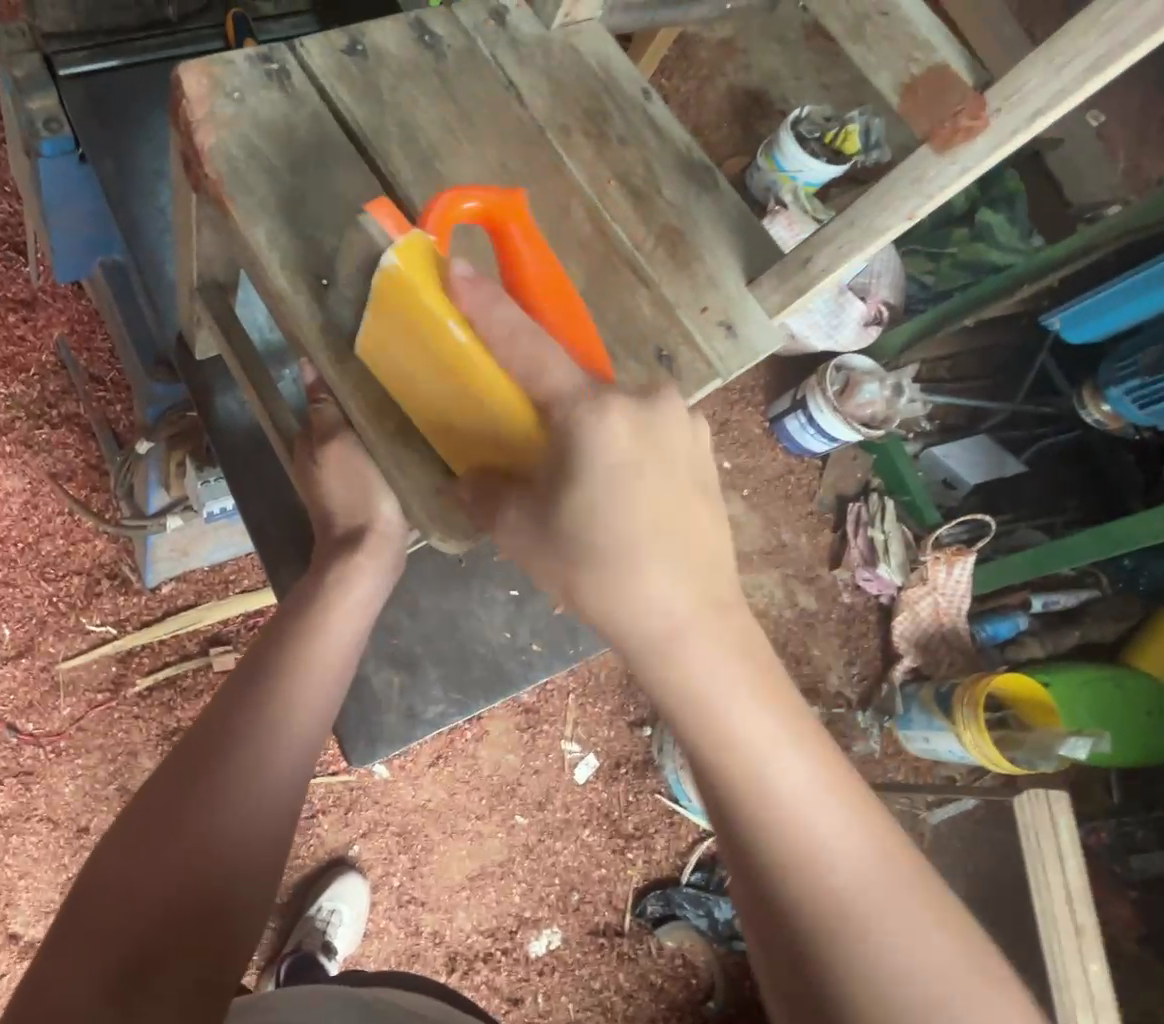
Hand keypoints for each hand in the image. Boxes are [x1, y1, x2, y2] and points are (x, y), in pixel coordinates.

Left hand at [293, 366, 409, 577]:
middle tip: (400, 382)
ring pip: (363, 444)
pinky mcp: (369, 498)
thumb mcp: (335, 443)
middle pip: (344, 423)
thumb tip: (304, 365)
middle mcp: (321, 461)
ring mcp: (345, 482)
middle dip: (365, 405)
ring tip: (412, 407)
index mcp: (309, 445)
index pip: (321, 401)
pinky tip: (413, 445)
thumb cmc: (352, 494)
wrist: (368, 555)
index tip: (371, 362)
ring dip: (381, 430)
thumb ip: (323, 407)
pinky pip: (379, 466)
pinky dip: (390, 454)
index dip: (341, 382)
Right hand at [446, 259, 747, 658]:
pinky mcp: (705, 445)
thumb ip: (487, 490)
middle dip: (547, 410)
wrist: (688, 620)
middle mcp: (644, 397)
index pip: (526, 347)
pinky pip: (645, 431)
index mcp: (593, 410)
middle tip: (533, 459)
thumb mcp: (520, 531)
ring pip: (613, 411)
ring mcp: (684, 418)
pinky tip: (621, 501)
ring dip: (587, 434)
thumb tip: (475, 477)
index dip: (486, 306)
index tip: (457, 264)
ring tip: (581, 492)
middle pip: (576, 387)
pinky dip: (621, 450)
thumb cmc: (595, 570)